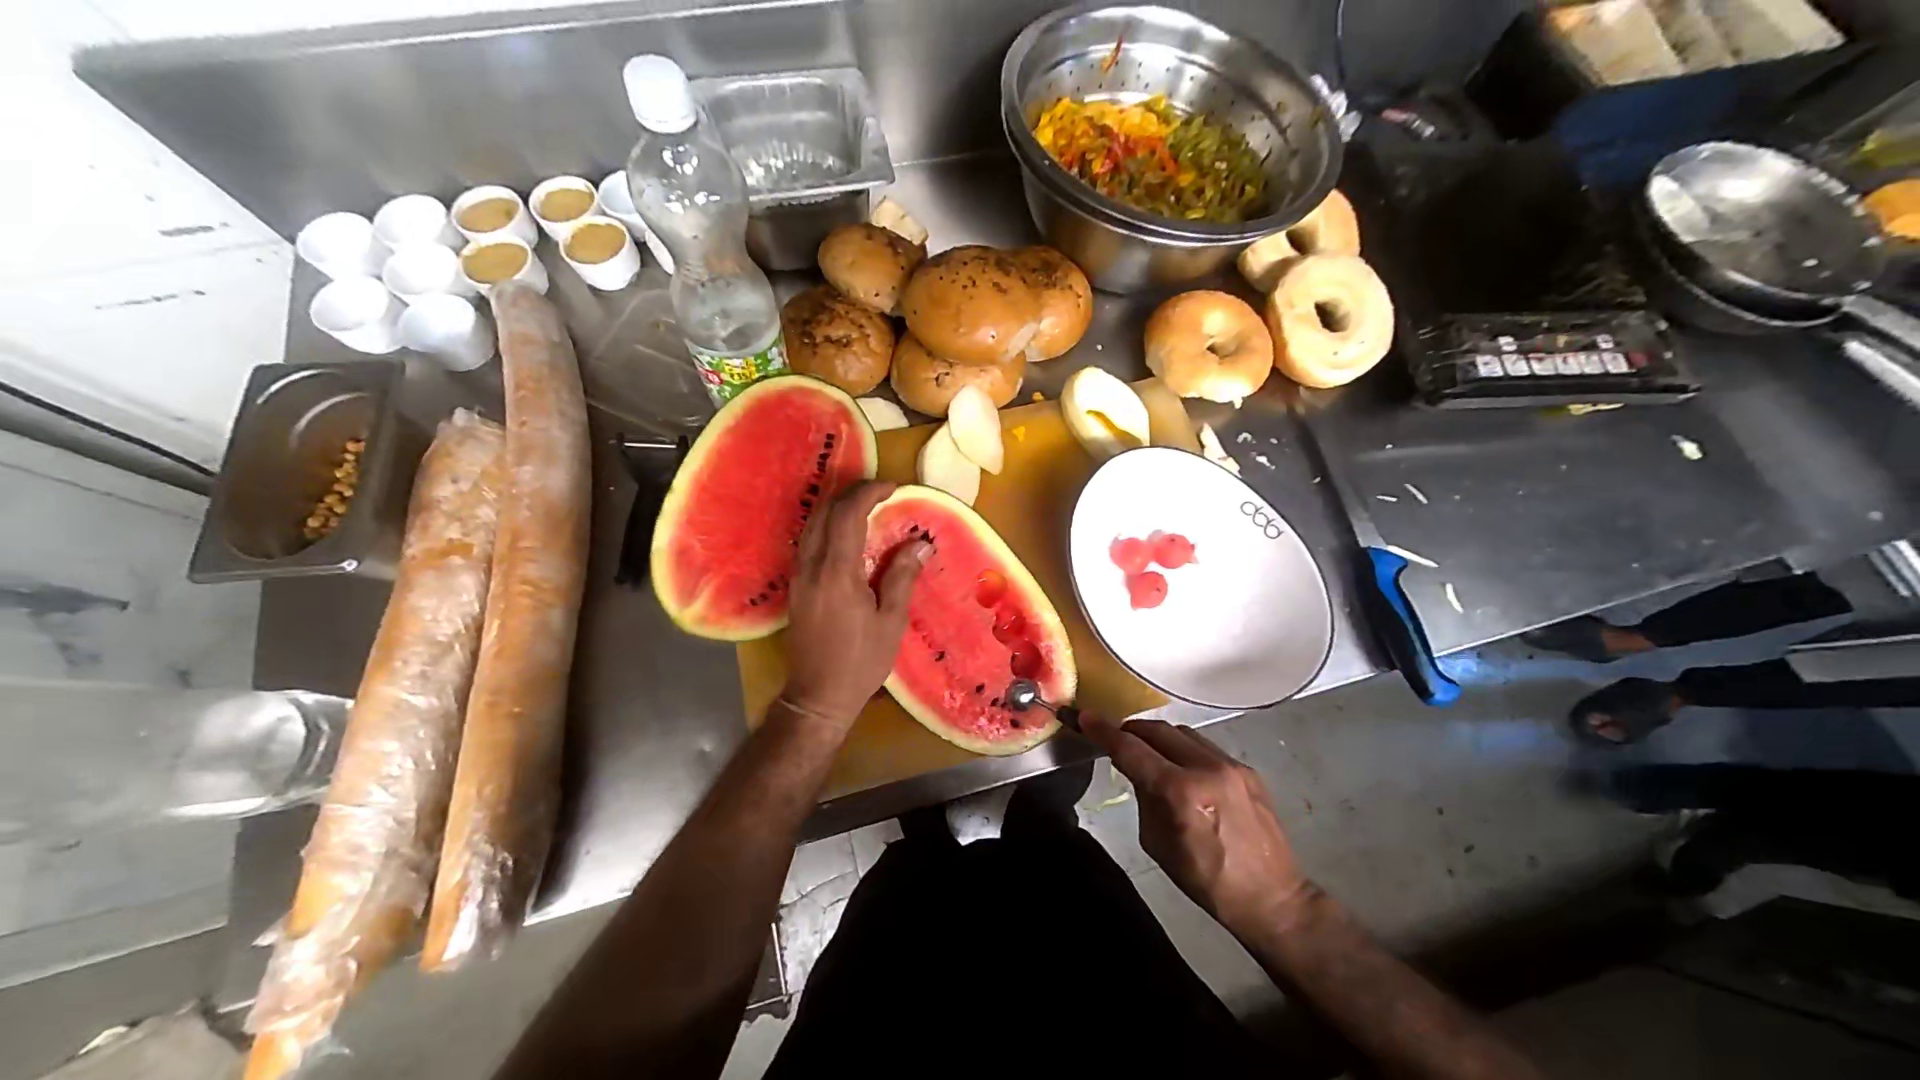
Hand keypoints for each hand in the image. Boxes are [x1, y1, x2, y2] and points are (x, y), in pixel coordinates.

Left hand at [780, 481, 927, 727]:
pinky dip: (827, 526)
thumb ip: (901, 578)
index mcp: (838, 573)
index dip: (869, 493)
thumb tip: (920, 545)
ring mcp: (799, 576)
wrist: (817, 696)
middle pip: (825, 513)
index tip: (892, 488)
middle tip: (880, 493)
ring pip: (812, 525)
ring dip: (836, 508)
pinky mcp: (795, 587)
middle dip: (852, 494)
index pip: (848, 516)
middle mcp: (812, 567)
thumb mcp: (890, 622)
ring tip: (865, 507)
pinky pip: (808, 542)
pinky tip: (846, 534)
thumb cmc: (860, 662)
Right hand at [1083, 717, 1312, 936]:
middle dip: (1131, 731)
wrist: (1271, 898)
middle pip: (1157, 730)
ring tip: (1149, 754)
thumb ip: (1144, 797)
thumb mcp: (1157, 842)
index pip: (1132, 750)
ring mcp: (1231, 765)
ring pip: (1182, 733)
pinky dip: (1184, 750)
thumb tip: (1136, 769)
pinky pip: (1205, 746)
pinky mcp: (1247, 769)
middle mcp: (1207, 768)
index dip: (1104, 732)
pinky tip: (1182, 770)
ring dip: (1158, 738)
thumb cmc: (1206, 881)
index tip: (1085, 718)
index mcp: (1181, 792)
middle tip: (1114, 738)